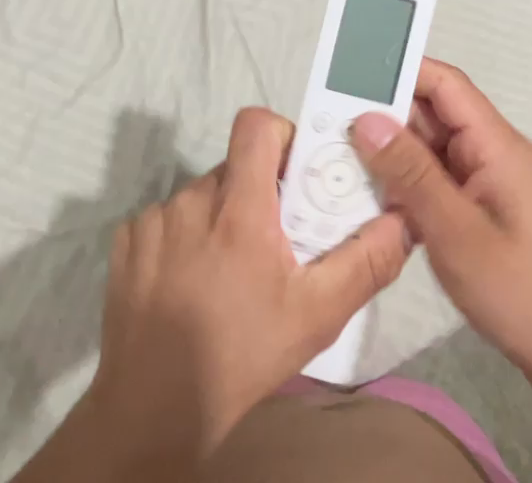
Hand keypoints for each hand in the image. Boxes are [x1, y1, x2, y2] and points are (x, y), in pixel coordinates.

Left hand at [87, 107, 414, 466]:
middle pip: (234, 167)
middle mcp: (191, 201)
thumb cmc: (243, 355)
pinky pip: (167, 219)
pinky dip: (184, 238)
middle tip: (275, 240)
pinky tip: (192, 283)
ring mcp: (153, 220)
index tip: (298, 172)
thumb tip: (404, 220)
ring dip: (221, 218)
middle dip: (260, 192)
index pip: (256, 126)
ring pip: (202, 195)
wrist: (154, 406)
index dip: (282, 135)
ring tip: (231, 271)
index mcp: (238, 209)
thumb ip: (366, 261)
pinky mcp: (127, 241)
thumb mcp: (318, 314)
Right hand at [350, 59, 531, 380]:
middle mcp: (492, 153)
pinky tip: (367, 189)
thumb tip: (367, 117)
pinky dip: (403, 179)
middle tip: (328, 117)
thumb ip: (410, 172)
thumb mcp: (454, 231)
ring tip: (336, 149)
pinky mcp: (478, 206)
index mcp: (497, 146)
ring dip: (390, 149)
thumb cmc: (515, 290)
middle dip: (384, 111)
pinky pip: (435, 177)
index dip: (401, 71)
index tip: (349, 73)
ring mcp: (486, 180)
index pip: (446, 85)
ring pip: (431, 147)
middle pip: (435, 113)